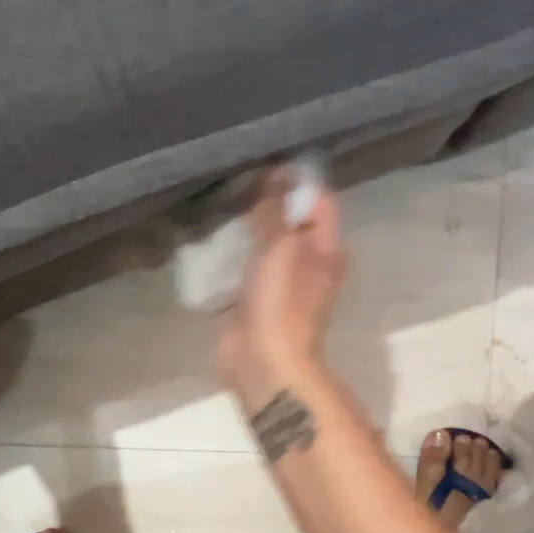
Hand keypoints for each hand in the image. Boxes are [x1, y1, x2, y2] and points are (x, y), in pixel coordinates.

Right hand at [219, 168, 347, 379]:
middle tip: (234, 185)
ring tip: (218, 208)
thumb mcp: (281, 246)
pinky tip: (207, 243)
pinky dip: (227, 260)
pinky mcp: (253, 304)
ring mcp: (279, 286)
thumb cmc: (282, 303)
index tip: (264, 168)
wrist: (264, 363)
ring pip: (262, 248)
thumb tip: (274, 174)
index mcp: (326, 250)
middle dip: (264, 205)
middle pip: (288, 224)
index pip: (318, 202)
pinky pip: (241, 273)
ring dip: (243, 232)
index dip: (296, 182)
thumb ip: (275, 210)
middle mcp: (307, 265)